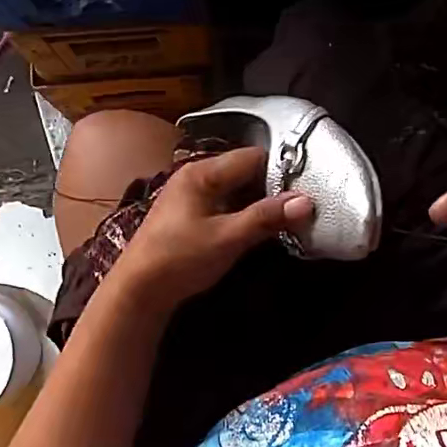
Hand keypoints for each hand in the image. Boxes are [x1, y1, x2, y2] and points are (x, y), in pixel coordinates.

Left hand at [105, 147, 314, 315]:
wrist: (138, 290)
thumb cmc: (180, 258)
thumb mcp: (227, 238)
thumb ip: (266, 218)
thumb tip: (306, 201)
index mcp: (202, 172)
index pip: (253, 157)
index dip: (282, 171)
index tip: (307, 190)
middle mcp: (196, 177)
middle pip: (246, 172)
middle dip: (273, 189)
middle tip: (301, 210)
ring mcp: (192, 197)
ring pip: (237, 191)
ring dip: (260, 205)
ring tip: (287, 221)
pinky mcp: (190, 217)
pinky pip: (226, 206)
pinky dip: (244, 215)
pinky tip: (260, 232)